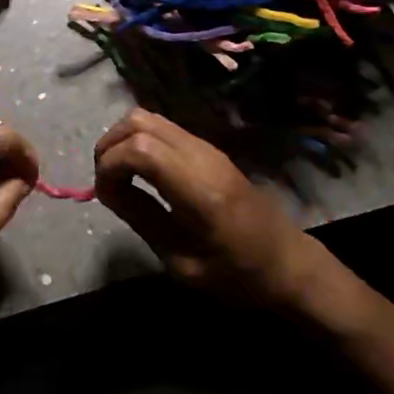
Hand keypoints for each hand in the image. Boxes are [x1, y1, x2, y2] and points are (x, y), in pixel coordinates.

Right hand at [94, 108, 344, 309]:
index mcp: (200, 191)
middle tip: (105, 181)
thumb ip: (141, 219)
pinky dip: (138, 141)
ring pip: (148, 117)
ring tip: (117, 175)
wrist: (289, 264)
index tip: (104, 195)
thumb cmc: (237, 275)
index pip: (140, 149)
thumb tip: (106, 189)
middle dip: (109, 146)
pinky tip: (139, 172)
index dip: (110, 165)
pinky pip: (161, 127)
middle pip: (139, 122)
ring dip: (122, 140)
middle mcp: (202, 157)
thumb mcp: (182, 263)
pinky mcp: (207, 148)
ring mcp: (207, 147)